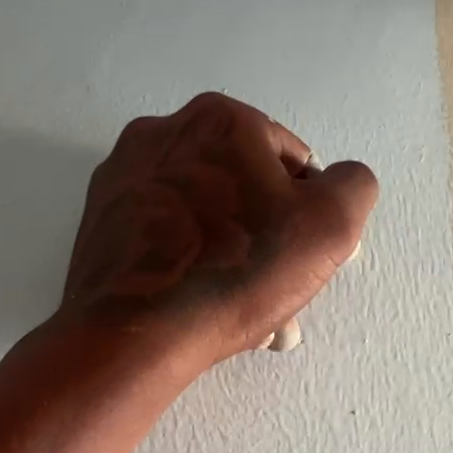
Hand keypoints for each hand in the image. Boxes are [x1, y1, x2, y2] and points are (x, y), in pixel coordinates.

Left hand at [56, 92, 377, 371]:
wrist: (135, 332)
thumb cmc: (238, 270)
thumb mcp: (331, 224)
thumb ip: (353, 186)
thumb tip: (339, 183)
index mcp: (221, 119)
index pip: (291, 160)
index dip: (310, 210)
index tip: (307, 255)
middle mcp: (165, 132)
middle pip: (244, 188)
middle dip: (270, 239)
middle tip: (281, 290)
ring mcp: (123, 175)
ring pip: (205, 216)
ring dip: (235, 258)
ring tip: (249, 312)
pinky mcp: (99, 220)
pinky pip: (165, 236)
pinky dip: (191, 265)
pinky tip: (205, 307)